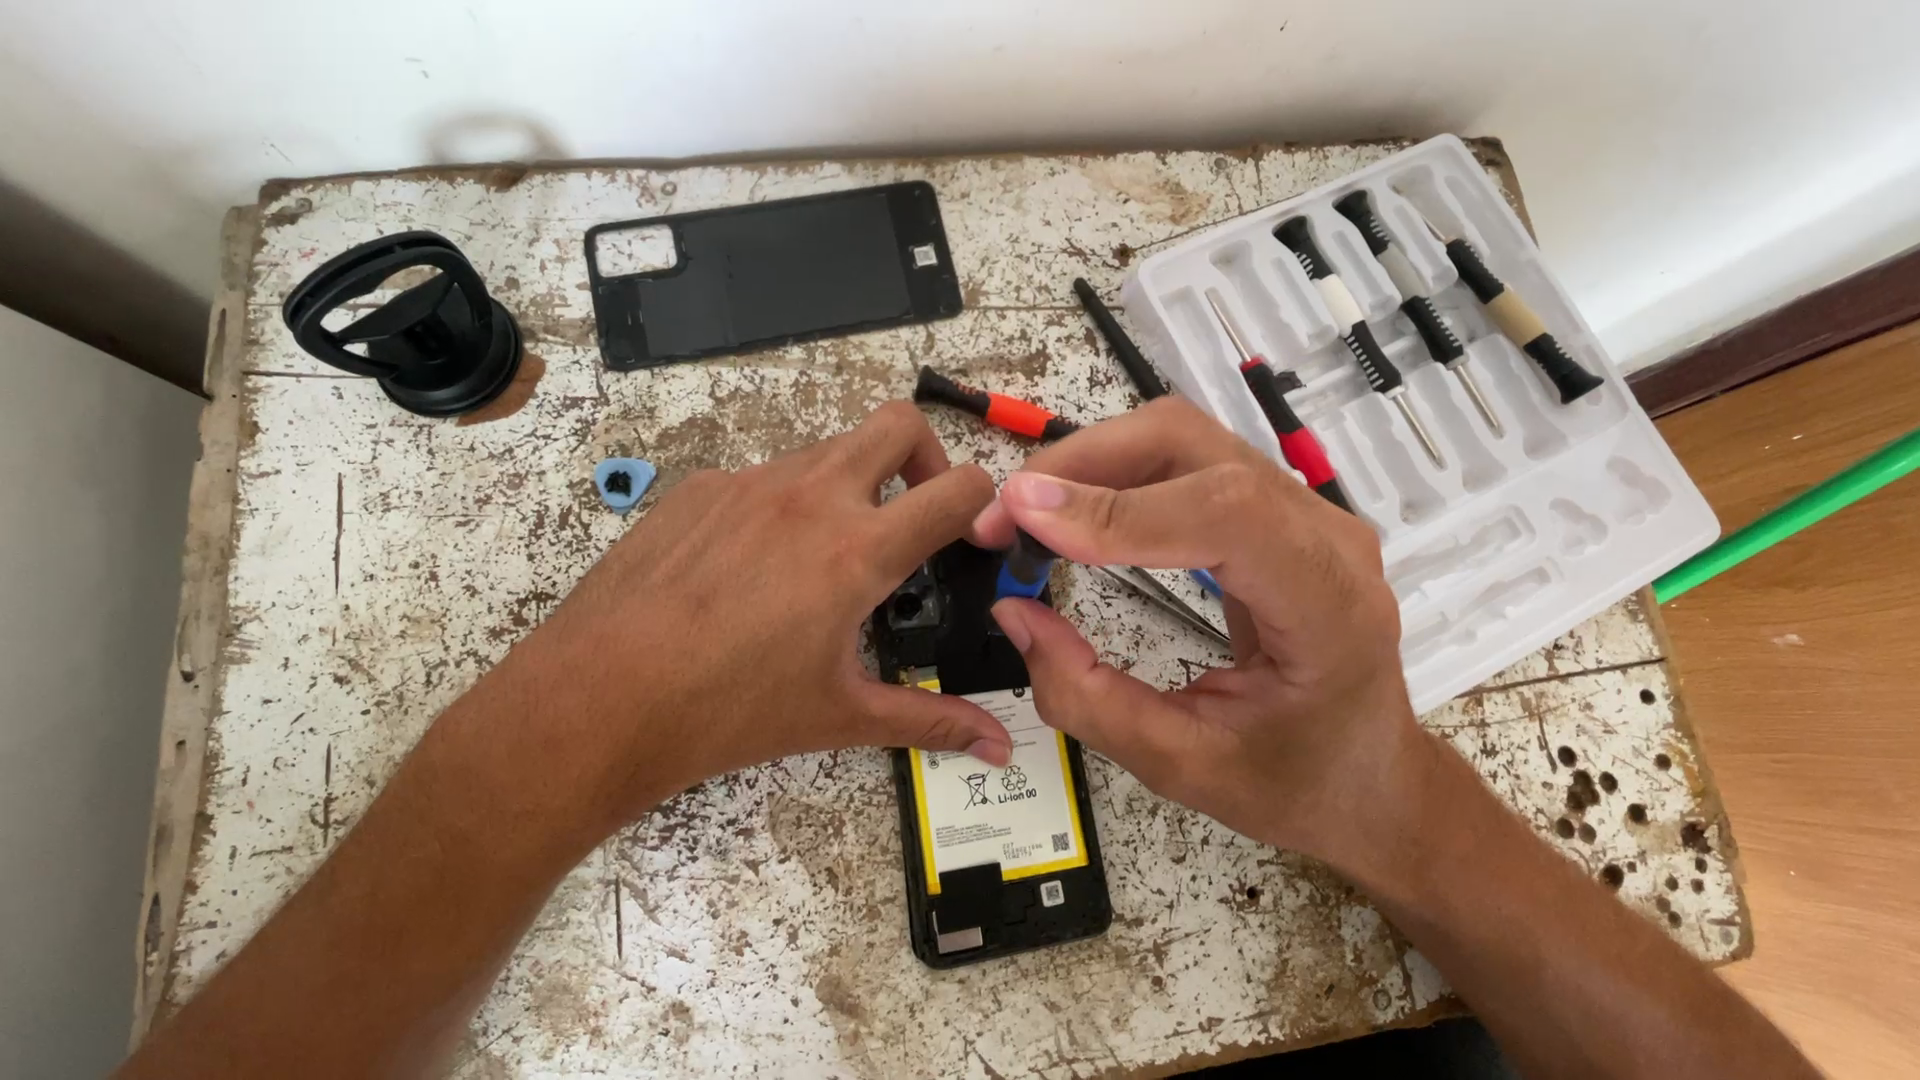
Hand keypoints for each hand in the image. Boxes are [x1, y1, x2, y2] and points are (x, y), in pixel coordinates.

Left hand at [487, 401, 1011, 834]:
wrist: (597, 700)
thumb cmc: (728, 711)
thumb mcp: (840, 715)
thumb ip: (931, 722)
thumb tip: (999, 745)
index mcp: (858, 550)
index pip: (960, 489)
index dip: (984, 506)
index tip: (972, 540)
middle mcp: (811, 496)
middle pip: (899, 423)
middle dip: (926, 458)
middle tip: (914, 519)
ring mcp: (749, 483)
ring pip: (829, 450)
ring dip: (852, 486)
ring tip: (827, 560)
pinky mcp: (699, 490)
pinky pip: (764, 477)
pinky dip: (785, 506)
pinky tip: (753, 572)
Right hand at [973, 398, 1425, 863]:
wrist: (1372, 778)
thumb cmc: (1295, 784)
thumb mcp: (1181, 766)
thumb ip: (1088, 696)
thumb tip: (1012, 611)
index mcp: (1328, 605)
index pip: (1224, 514)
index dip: (1117, 509)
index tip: (1022, 520)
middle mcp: (1325, 535)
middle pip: (1192, 444)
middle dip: (1084, 464)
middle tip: (1005, 517)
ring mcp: (1304, 511)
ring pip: (1182, 438)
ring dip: (1092, 462)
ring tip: (1027, 514)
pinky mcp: (1273, 510)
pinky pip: (1185, 462)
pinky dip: (1116, 473)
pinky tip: (1074, 511)